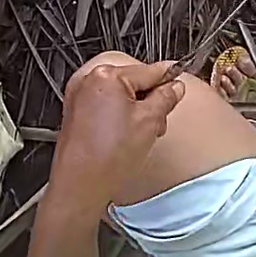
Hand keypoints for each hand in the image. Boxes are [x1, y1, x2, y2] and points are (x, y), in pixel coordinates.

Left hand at [51, 60, 185, 221]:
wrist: (80, 186)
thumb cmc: (106, 157)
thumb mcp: (150, 122)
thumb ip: (166, 97)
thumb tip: (175, 87)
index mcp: (106, 76)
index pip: (149, 70)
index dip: (169, 78)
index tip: (179, 79)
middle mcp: (88, 80)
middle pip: (133, 81)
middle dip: (150, 100)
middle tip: (158, 121)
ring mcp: (79, 96)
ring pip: (120, 94)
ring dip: (135, 109)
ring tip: (139, 134)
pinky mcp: (76, 112)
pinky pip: (105, 105)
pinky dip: (118, 116)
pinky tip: (123, 137)